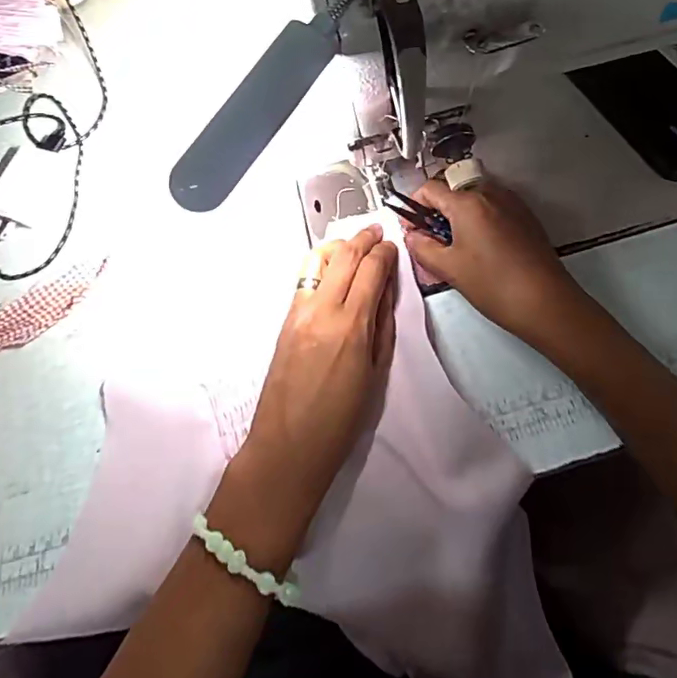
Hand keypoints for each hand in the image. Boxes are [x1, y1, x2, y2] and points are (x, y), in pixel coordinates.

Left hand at [236, 224, 398, 524]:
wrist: (287, 446)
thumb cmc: (341, 420)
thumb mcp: (375, 374)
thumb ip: (382, 327)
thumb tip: (386, 291)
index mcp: (351, 327)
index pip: (371, 271)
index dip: (384, 253)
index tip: (392, 246)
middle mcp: (322, 311)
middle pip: (344, 258)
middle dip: (362, 239)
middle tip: (376, 231)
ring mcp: (298, 313)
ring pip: (318, 261)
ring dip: (340, 247)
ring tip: (354, 242)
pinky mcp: (284, 321)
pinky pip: (304, 279)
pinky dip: (321, 265)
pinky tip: (332, 267)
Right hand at [400, 179, 594, 346]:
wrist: (545, 301)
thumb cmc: (497, 285)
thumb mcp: (449, 268)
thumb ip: (422, 247)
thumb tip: (413, 237)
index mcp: (467, 203)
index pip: (429, 189)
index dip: (414, 206)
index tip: (412, 226)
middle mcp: (490, 194)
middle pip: (453, 191)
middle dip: (437, 211)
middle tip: (431, 238)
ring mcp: (511, 204)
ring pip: (474, 199)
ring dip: (459, 215)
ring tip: (456, 247)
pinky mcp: (525, 217)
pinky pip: (494, 208)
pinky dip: (481, 221)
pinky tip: (481, 250)